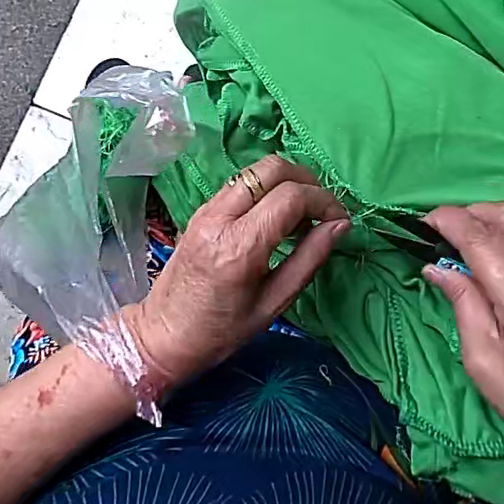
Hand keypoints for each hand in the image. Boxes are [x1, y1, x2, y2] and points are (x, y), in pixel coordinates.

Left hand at [125, 156, 348, 390]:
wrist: (163, 335)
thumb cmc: (221, 331)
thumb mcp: (274, 303)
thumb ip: (310, 258)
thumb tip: (341, 226)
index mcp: (239, 246)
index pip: (291, 197)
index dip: (324, 202)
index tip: (339, 221)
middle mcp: (220, 217)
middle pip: (273, 168)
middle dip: (307, 180)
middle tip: (322, 210)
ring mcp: (207, 209)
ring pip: (256, 169)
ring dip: (287, 182)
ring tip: (301, 217)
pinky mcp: (201, 210)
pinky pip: (242, 183)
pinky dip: (267, 189)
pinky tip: (276, 219)